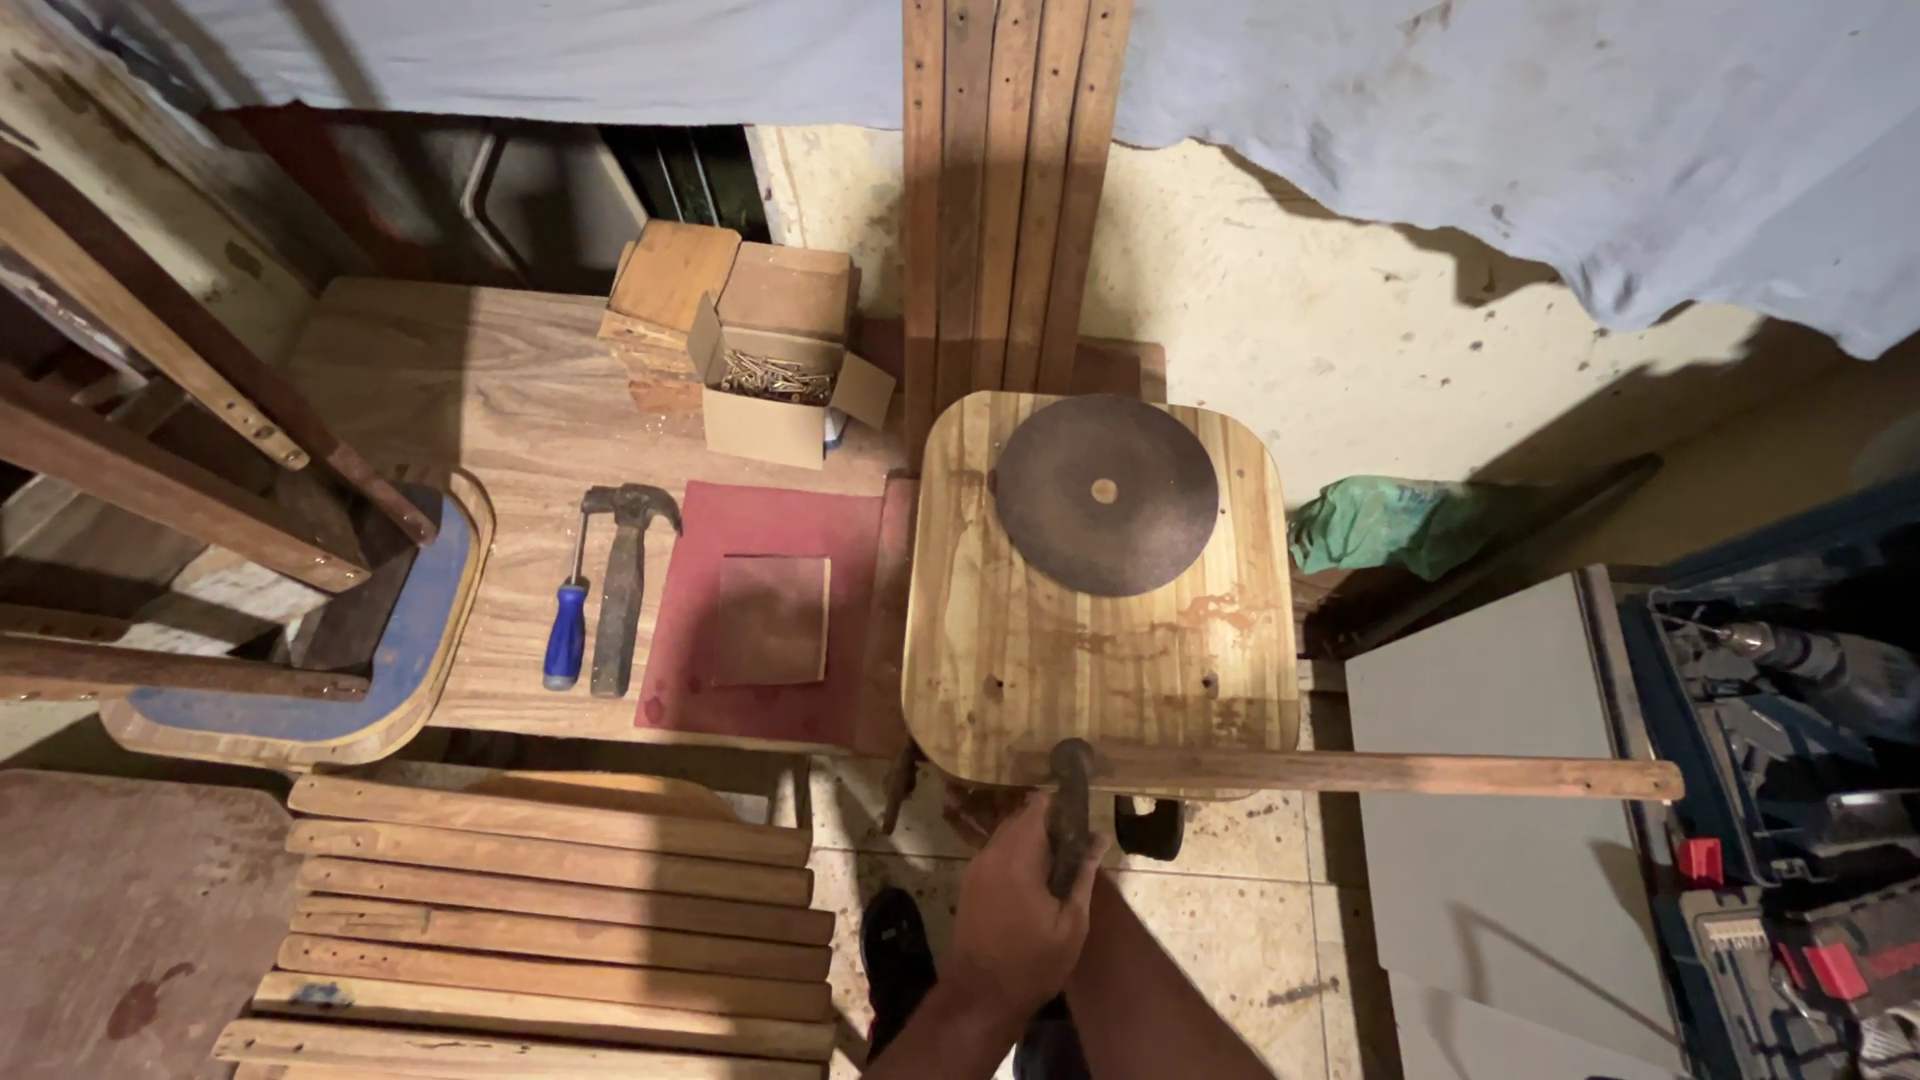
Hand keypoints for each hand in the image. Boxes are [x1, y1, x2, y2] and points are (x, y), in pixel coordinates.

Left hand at [945, 793, 1109, 1022]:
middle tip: (1074, 846)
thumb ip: (1083, 875)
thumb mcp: (1071, 923)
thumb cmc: (1033, 962)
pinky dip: (1014, 854)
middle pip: (1021, 818)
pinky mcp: (969, 881)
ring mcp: (977, 866)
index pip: (1037, 807)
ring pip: (1006, 834)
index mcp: (1018, 856)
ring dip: (1030, 840)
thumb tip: (1099, 839)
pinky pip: (996, 852)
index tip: (1080, 819)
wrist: (981, 995)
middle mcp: (993, 852)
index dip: (1060, 807)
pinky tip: (1032, 880)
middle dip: (1047, 825)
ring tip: (1056, 864)